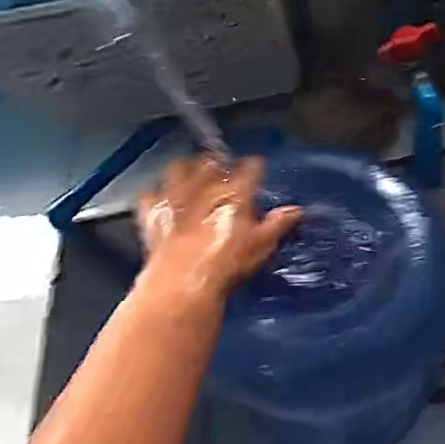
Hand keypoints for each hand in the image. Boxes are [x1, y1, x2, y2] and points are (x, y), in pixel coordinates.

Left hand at [136, 154, 302, 301]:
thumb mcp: (261, 245)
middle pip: (210, 161)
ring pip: (178, 168)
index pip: (250, 168)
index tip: (256, 168)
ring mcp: (174, 196)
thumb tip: (294, 212)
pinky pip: (150, 194)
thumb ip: (277, 224)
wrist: (184, 281)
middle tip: (223, 172)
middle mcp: (203, 186)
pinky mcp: (152, 213)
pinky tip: (161, 200)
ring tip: (191, 176)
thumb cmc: (227, 263)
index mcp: (235, 191)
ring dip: (186, 169)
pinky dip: (156, 194)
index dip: (254, 167)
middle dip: (218, 164)